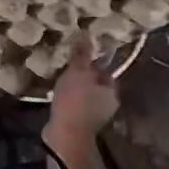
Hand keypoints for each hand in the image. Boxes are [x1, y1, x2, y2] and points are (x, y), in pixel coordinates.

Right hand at [45, 38, 118, 160]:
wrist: (65, 134)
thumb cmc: (75, 100)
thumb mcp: (77, 72)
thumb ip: (82, 55)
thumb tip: (86, 34)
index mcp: (111, 91)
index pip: (106, 72)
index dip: (94, 64)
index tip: (80, 58)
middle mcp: (108, 105)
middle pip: (96, 86)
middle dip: (83, 78)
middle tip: (67, 69)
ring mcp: (94, 118)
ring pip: (85, 97)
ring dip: (75, 91)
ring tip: (59, 82)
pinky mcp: (80, 125)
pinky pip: (75, 107)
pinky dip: (68, 102)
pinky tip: (56, 97)